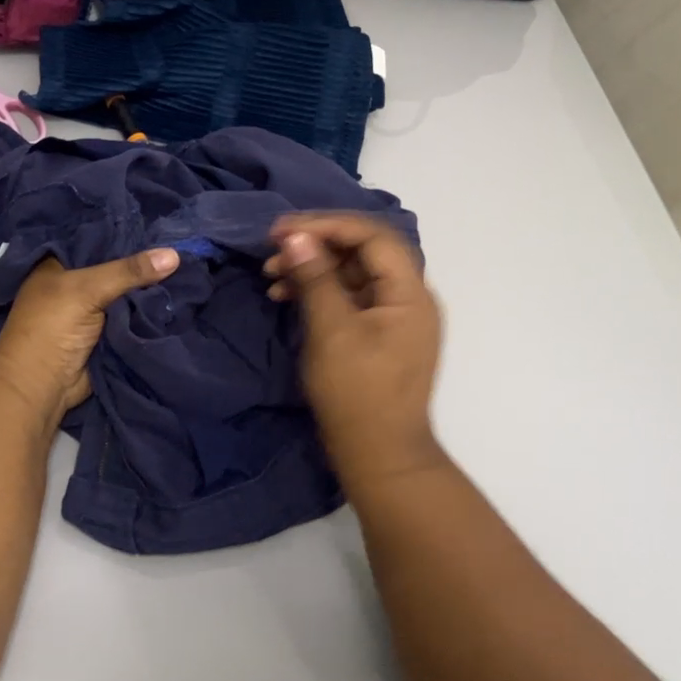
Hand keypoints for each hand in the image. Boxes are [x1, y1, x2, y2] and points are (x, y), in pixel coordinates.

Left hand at [0, 249, 180, 419]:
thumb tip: (174, 255)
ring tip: (190, 270)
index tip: (165, 228)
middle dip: (145, 266)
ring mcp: (91, 311)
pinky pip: (133, 318)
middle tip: (184, 250)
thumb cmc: (52, 326)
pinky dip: (150, 313)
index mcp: (59, 264)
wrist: (42, 385)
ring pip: (127, 295)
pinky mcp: (106, 335)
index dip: (128, 236)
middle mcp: (75, 284)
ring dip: (151, 291)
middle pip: (116, 270)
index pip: (98, 241)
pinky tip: (180, 299)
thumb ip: (129, 272)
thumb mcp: (87, 289)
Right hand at [265, 214, 444, 485]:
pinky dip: (317, 290)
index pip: (371, 235)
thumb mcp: (331, 331)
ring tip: (271, 276)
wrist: (379, 455)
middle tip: (271, 250)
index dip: (326, 225)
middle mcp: (409, 297)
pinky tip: (286, 297)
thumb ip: (316, 279)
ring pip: (352, 272)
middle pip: (362, 250)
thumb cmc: (356, 393)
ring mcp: (394, 316)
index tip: (281, 232)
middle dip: (315, 244)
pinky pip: (348, 296)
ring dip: (311, 267)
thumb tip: (296, 237)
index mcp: (410, 293)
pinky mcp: (378, 333)